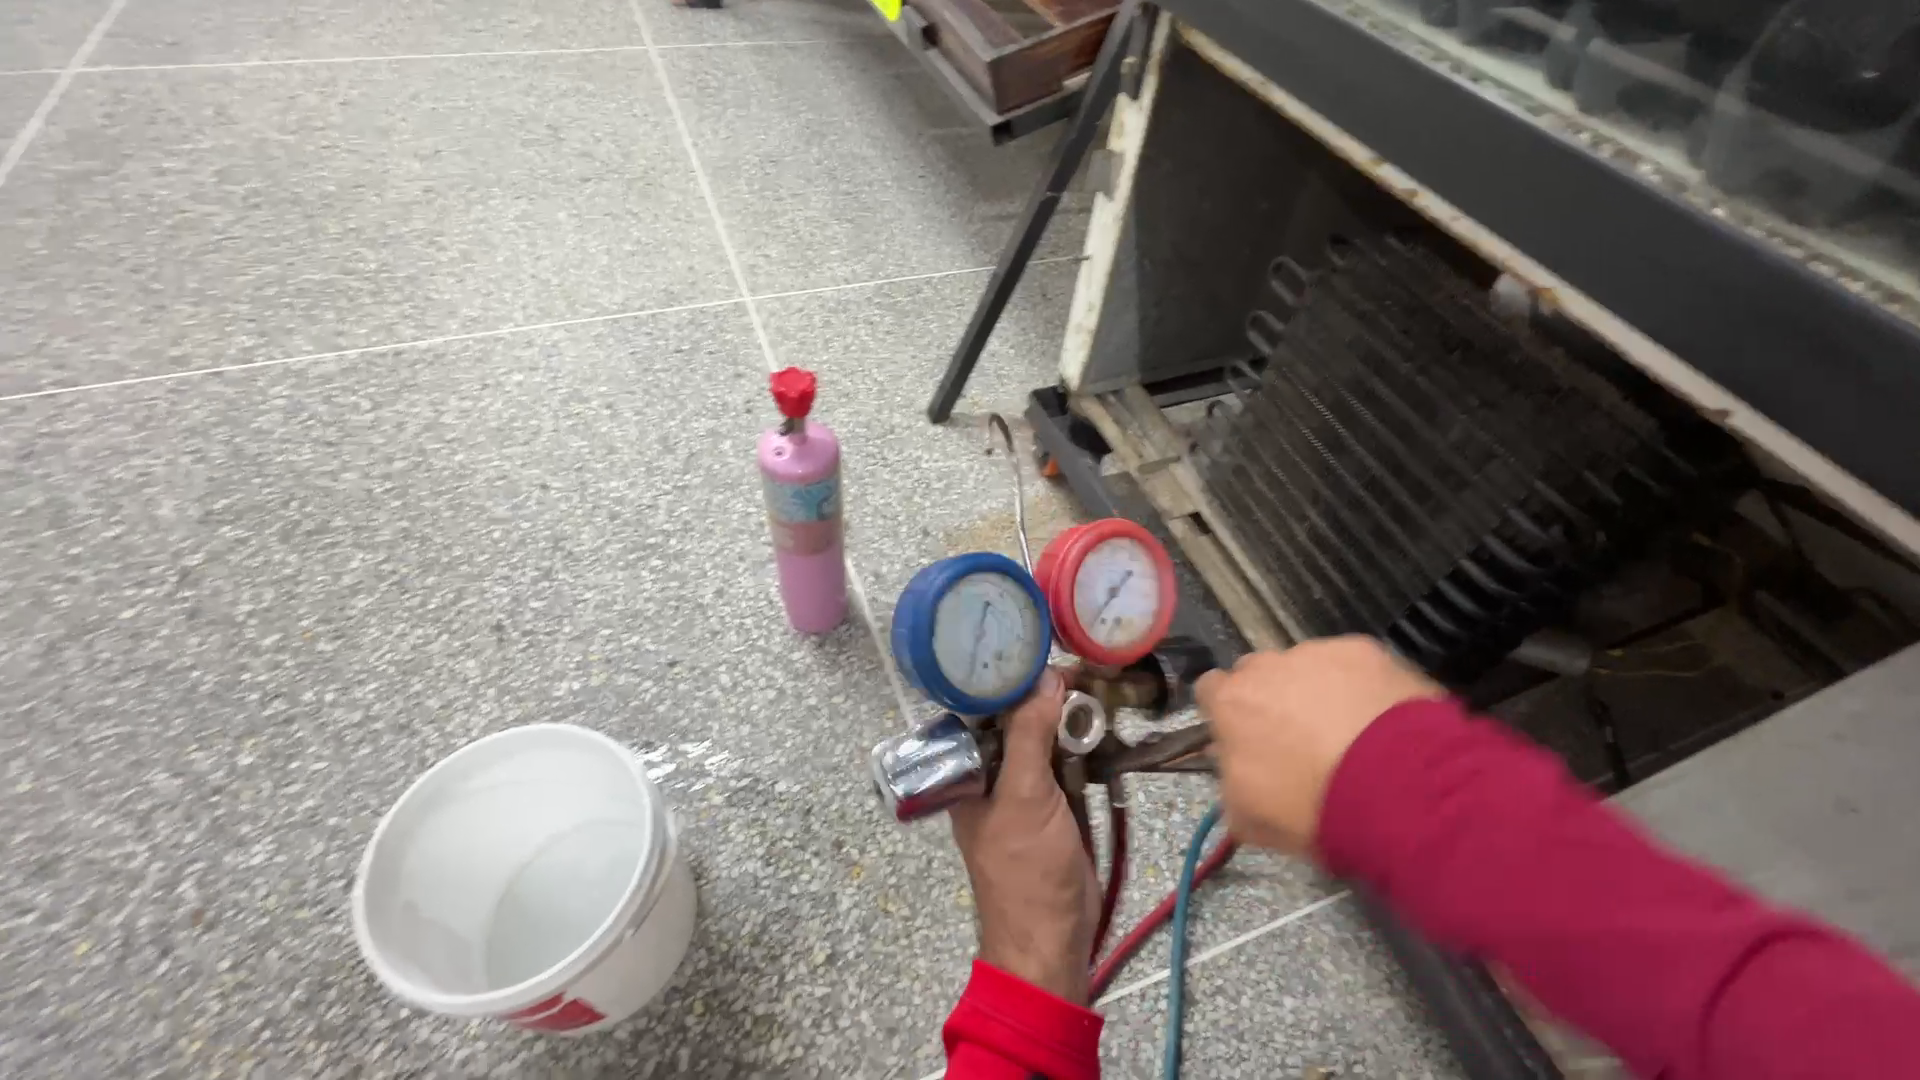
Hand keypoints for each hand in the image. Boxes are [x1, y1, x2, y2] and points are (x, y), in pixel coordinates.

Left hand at [949, 668, 1097, 1003]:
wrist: (1053, 939)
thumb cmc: (1026, 869)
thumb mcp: (1024, 796)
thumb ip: (1029, 734)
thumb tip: (1045, 677)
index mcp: (966, 767)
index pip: (980, 707)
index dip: (1008, 677)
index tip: (1041, 646)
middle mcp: (989, 770)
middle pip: (1015, 717)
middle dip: (1045, 691)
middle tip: (1080, 659)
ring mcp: (1023, 786)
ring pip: (1044, 736)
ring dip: (1068, 713)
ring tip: (1096, 679)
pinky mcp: (1054, 801)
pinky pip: (1065, 760)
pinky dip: (1083, 741)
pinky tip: (1102, 718)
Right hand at [1195, 636, 1444, 854]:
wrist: (1401, 788)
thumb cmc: (1312, 805)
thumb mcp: (1249, 817)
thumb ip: (1227, 783)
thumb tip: (1229, 766)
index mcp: (1231, 702)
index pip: (1209, 690)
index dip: (1227, 712)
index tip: (1246, 737)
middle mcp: (1266, 666)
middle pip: (1257, 673)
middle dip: (1270, 698)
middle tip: (1298, 737)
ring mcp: (1317, 653)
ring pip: (1305, 666)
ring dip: (1316, 690)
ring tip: (1350, 731)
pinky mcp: (1365, 650)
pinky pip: (1352, 664)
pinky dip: (1358, 684)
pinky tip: (1378, 717)